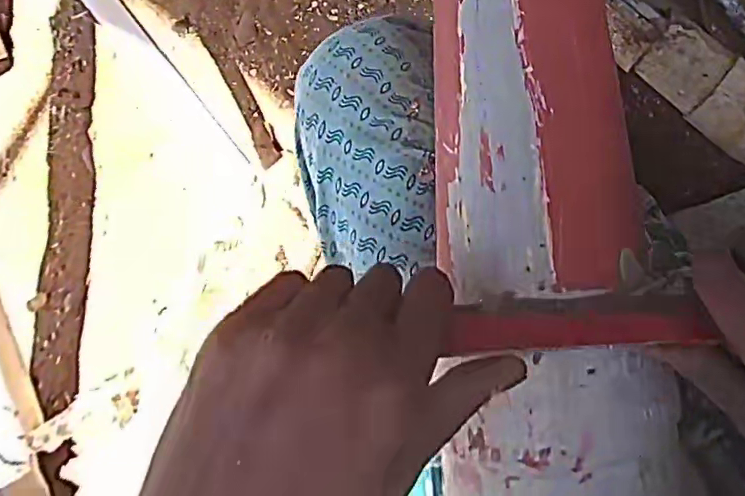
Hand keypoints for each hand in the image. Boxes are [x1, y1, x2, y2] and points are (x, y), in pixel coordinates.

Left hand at [143, 265, 526, 495]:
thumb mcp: (401, 465)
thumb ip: (458, 398)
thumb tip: (512, 363)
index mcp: (394, 380)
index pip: (432, 289)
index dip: (425, 311)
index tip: (413, 331)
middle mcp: (344, 345)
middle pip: (384, 280)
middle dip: (379, 315)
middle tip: (360, 363)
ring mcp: (283, 336)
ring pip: (335, 279)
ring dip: (334, 311)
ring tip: (316, 362)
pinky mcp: (232, 334)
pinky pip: (286, 284)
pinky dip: (290, 310)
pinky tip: (281, 356)